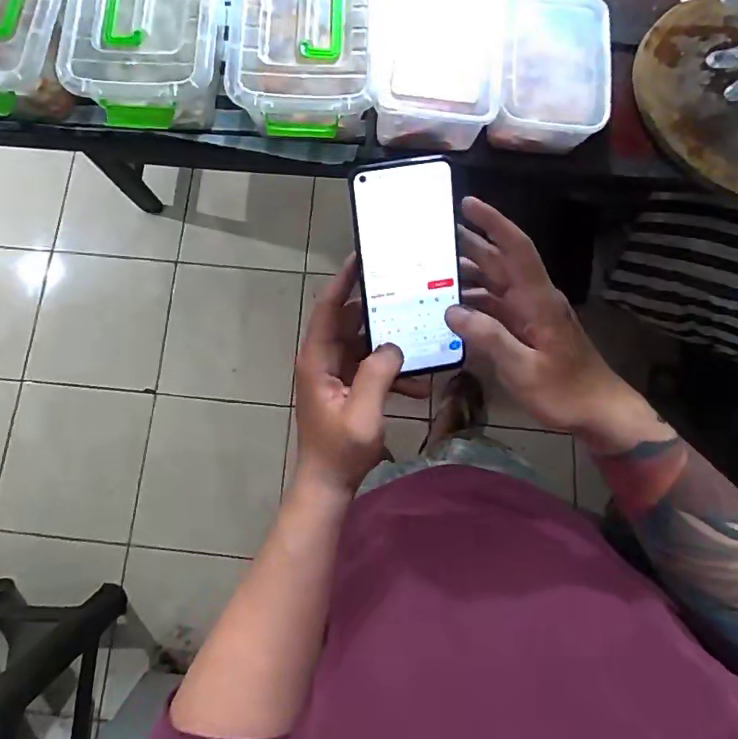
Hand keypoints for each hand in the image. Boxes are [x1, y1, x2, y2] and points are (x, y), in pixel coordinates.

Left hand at [292, 256, 430, 493]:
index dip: (342, 282)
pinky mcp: (345, 386)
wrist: (328, 480)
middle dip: (375, 307)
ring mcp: (333, 372)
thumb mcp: (363, 412)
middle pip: (348, 321)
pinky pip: (369, 367)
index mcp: (317, 358)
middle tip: (405, 290)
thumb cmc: (340, 448)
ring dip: (389, 342)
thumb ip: (377, 375)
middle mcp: (321, 359)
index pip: (329, 310)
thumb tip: (393, 345)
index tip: (359, 258)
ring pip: (362, 343)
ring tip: (420, 332)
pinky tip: (420, 383)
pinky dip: (392, 370)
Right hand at [443, 198, 650, 444]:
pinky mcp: (525, 327)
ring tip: (432, 262)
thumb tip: (452, 310)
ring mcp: (529, 313)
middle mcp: (533, 299)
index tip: (468, 203)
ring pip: (494, 279)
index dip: (494, 223)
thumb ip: (489, 338)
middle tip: (434, 230)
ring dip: (466, 267)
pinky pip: (493, 301)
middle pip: (500, 260)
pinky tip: (448, 301)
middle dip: (470, 239)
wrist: (600, 413)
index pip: (516, 250)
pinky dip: (470, 295)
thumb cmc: (565, 391)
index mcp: (537, 301)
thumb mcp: (523, 369)